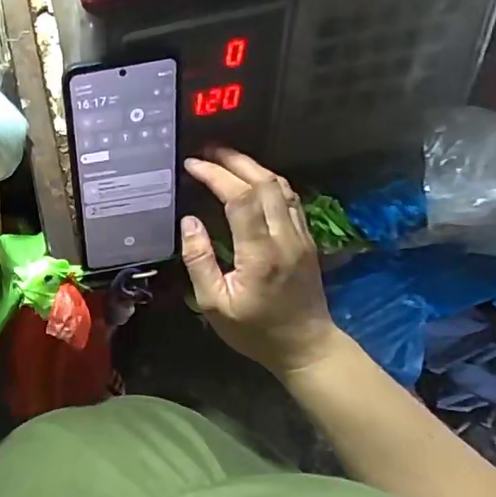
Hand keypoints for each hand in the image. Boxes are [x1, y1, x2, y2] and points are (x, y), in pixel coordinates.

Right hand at [181, 147, 344, 374]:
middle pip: (265, 183)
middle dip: (234, 161)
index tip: (192, 165)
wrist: (305, 345)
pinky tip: (252, 180)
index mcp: (259, 253)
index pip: (240, 199)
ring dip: (253, 167)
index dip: (215, 176)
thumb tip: (189, 222)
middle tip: (207, 151)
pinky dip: (268, 182)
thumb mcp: (214, 304)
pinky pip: (290, 199)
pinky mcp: (306, 239)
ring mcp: (300, 236)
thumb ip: (199, 261)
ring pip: (282, 187)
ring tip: (226, 159)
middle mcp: (285, 237)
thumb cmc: (254, 331)